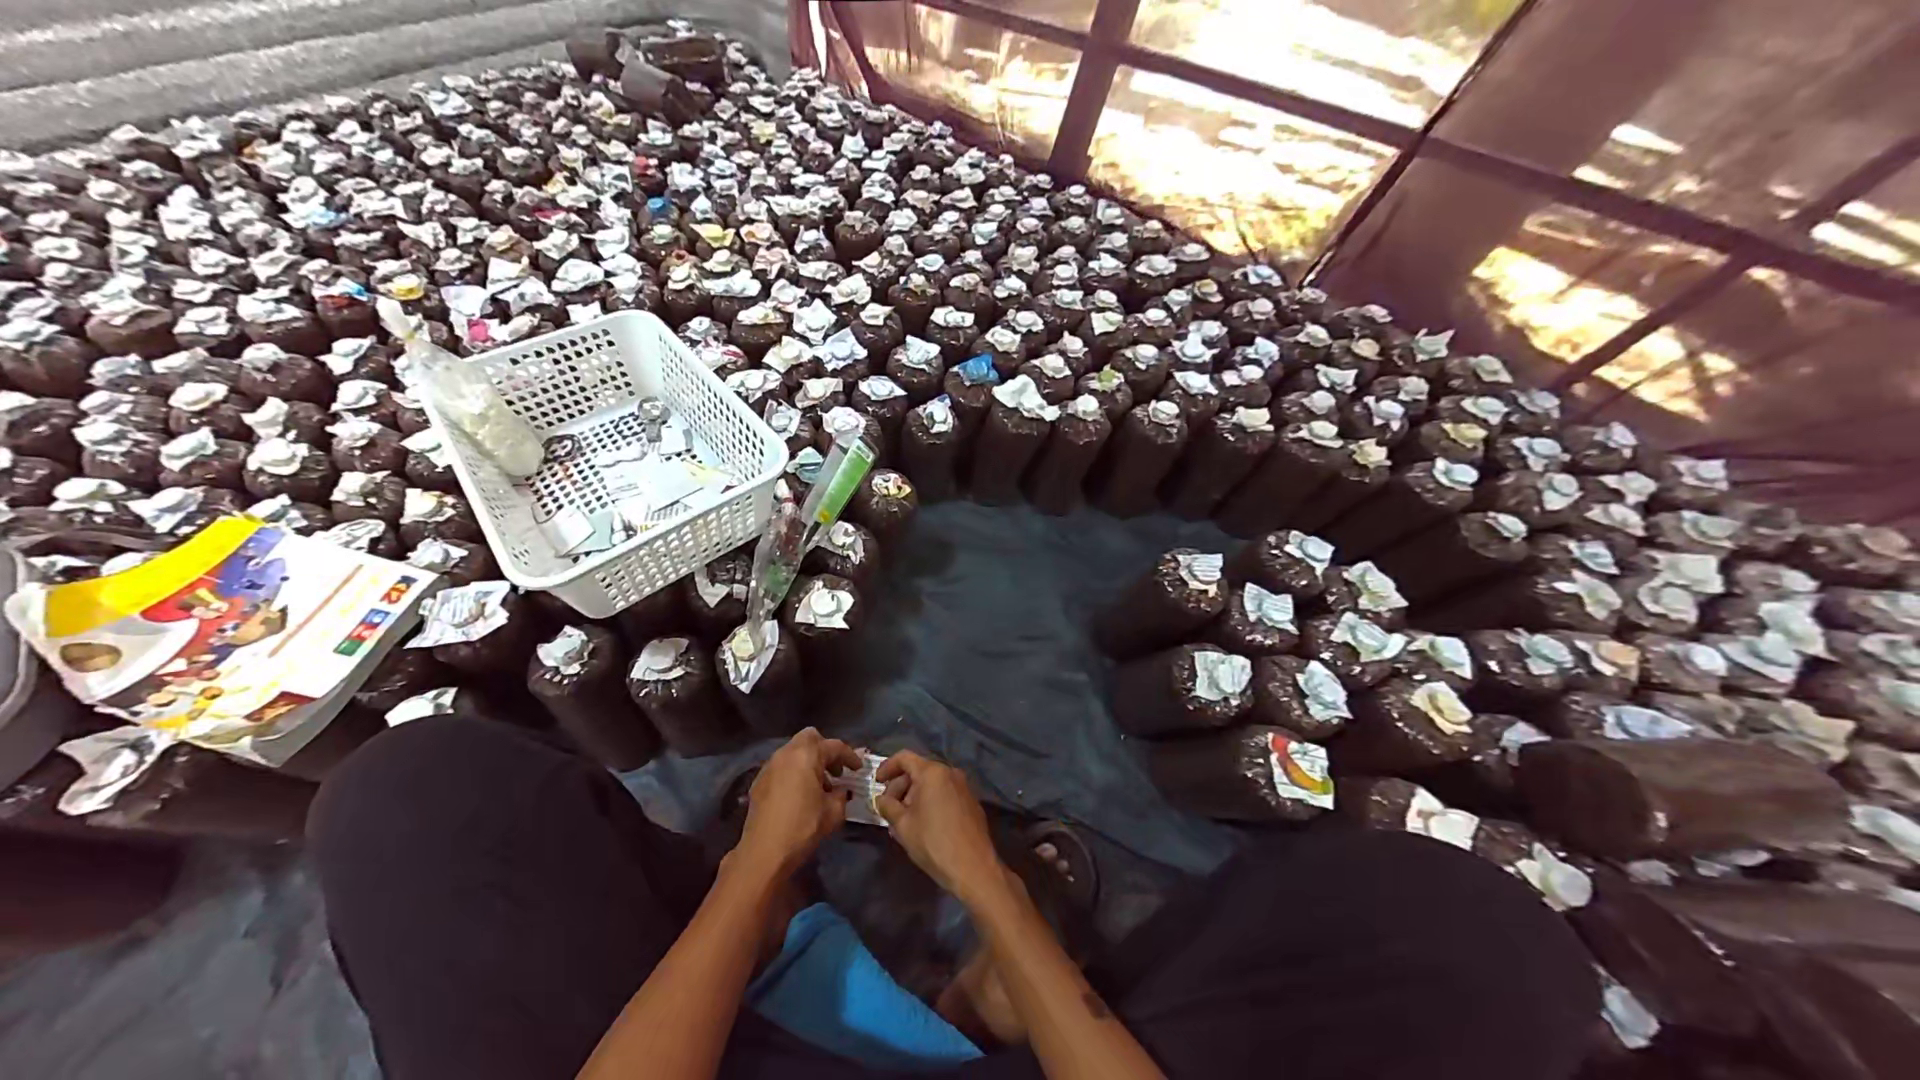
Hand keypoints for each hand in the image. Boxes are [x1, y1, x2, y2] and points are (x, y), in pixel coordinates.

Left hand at [735, 728, 861, 878]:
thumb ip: (841, 794)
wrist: (764, 852)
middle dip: (825, 750)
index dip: (850, 756)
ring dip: (808, 761)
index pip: (834, 746)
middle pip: (810, 738)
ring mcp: (769, 766)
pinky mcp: (759, 781)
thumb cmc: (803, 827)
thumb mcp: (833, 812)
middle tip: (835, 770)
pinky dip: (794, 772)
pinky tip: (800, 794)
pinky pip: (782, 766)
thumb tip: (841, 790)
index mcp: (806, 755)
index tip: (858, 769)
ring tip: (819, 785)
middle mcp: (786, 754)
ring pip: (793, 751)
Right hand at [875, 751, 1008, 906]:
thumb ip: (888, 806)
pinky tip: (924, 824)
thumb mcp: (902, 825)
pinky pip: (945, 793)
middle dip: (900, 786)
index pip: (904, 758)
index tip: (877, 783)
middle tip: (889, 808)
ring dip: (914, 796)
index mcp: (932, 772)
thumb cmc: (933, 842)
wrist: (973, 867)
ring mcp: (964, 787)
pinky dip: (931, 801)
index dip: (887, 767)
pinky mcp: (971, 802)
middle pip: (919, 770)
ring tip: (903, 820)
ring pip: (932, 783)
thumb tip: (882, 799)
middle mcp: (950, 773)